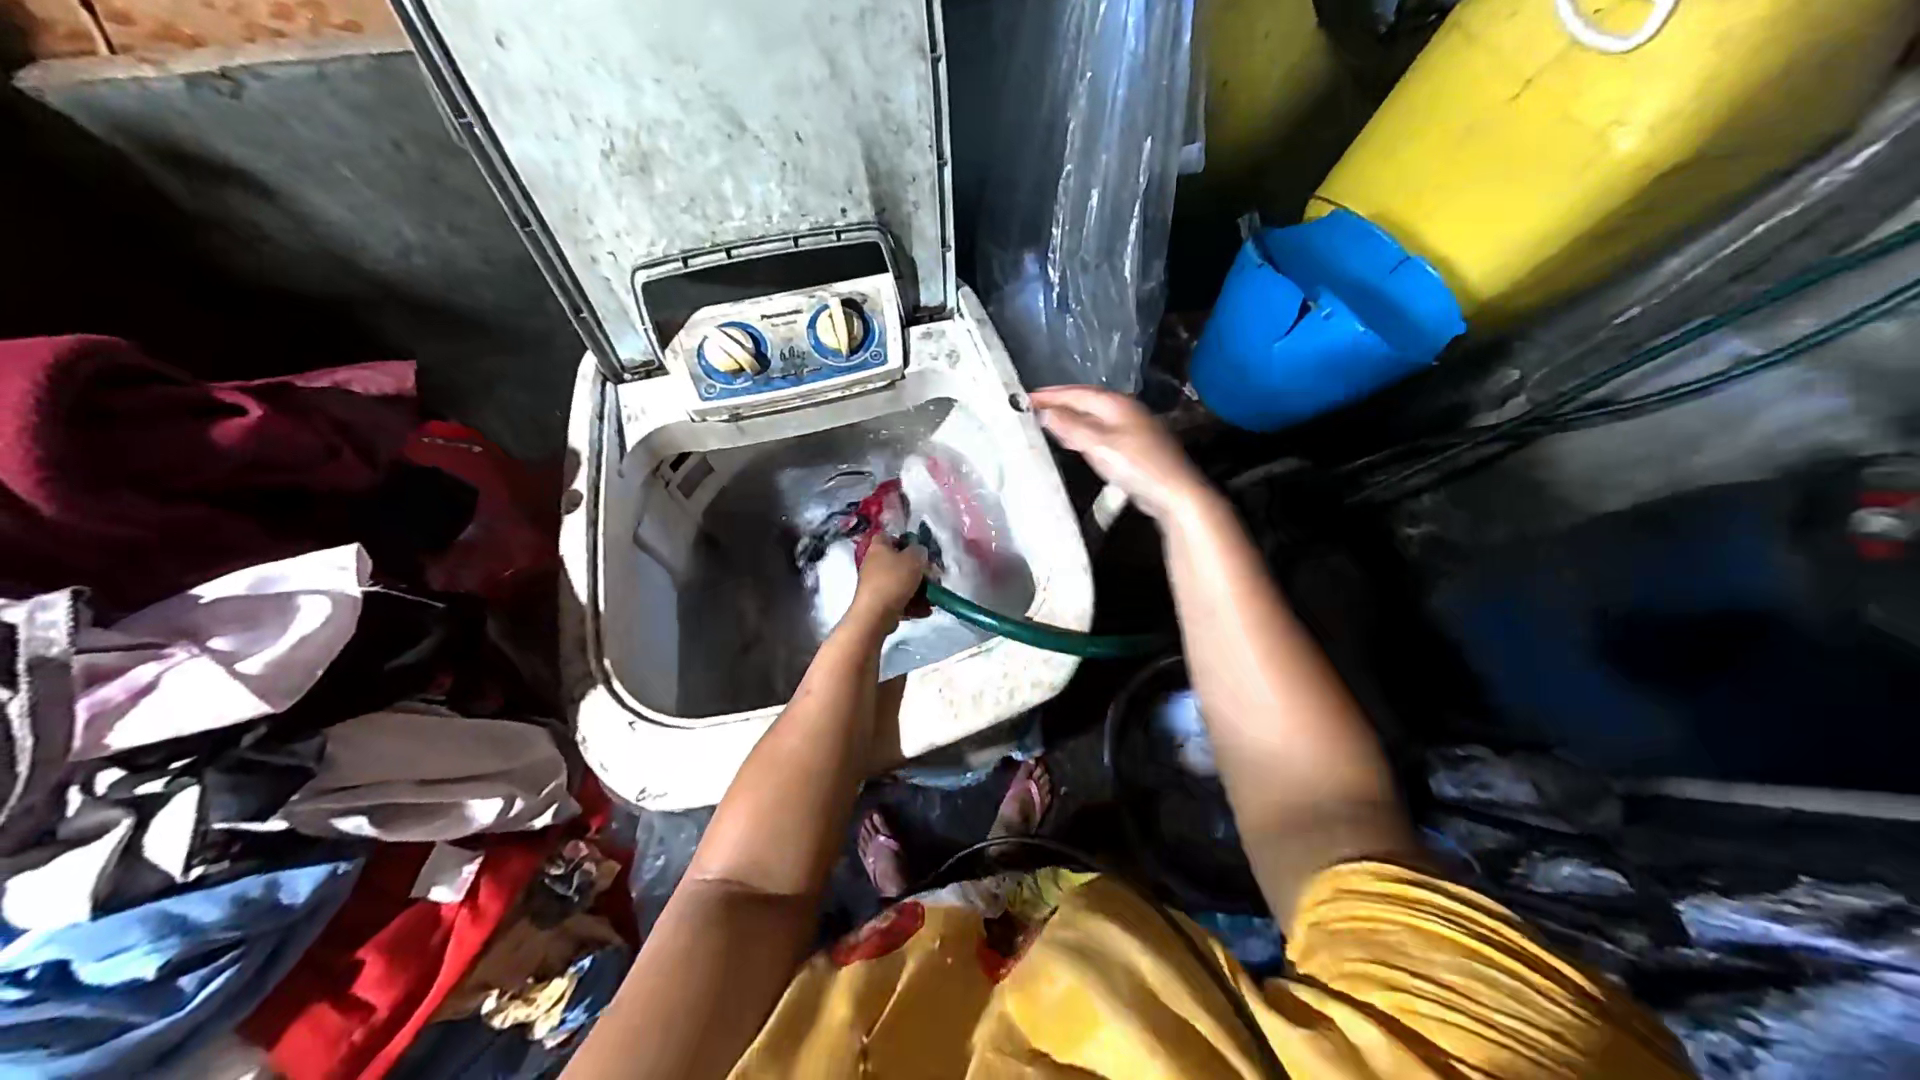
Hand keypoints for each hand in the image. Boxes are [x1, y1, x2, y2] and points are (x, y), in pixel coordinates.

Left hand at [848, 538, 927, 631]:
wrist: (875, 614)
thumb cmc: (894, 580)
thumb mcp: (914, 559)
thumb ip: (919, 550)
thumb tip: (919, 551)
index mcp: (878, 547)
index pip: (887, 536)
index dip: (903, 540)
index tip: (918, 550)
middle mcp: (873, 564)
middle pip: (898, 562)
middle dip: (916, 570)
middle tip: (931, 576)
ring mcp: (875, 584)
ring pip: (901, 583)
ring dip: (918, 590)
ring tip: (932, 597)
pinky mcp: (878, 602)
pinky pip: (899, 599)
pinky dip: (912, 604)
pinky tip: (925, 610)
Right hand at [1029, 385, 1211, 521]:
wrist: (1174, 492)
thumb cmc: (1136, 465)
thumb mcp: (1098, 444)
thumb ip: (1070, 426)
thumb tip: (1044, 412)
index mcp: (1116, 403)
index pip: (1076, 392)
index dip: (1050, 395)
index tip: (1024, 397)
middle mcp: (1124, 409)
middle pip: (1085, 401)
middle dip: (1058, 403)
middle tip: (1031, 408)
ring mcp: (1130, 427)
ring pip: (1092, 416)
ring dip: (1069, 417)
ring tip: (1045, 421)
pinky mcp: (1132, 446)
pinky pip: (1099, 432)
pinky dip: (1080, 432)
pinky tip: (1072, 441)